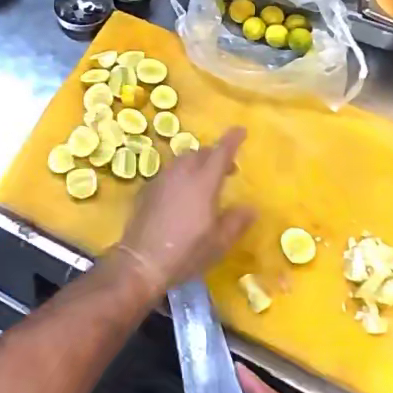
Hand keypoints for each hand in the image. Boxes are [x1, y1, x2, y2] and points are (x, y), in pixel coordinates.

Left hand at [117, 126, 253, 292]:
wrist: (141, 261)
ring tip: (205, 182)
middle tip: (227, 171)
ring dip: (197, 164)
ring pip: (183, 160)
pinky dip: (181, 176)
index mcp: (203, 182)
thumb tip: (250, 208)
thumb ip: (236, 222)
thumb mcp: (219, 243)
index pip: (221, 152)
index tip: (241, 130)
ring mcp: (162, 178)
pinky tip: (182, 195)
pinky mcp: (148, 188)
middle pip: (201, 153)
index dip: (232, 139)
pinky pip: (169, 173)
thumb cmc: (186, 252)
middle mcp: (182, 173)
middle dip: (216, 155)